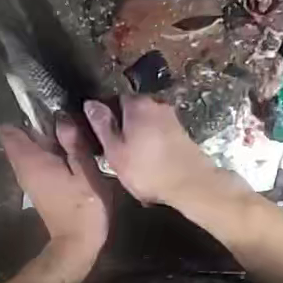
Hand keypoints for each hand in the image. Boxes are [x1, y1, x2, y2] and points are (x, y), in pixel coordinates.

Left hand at [0, 116, 111, 278]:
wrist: (77, 243)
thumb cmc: (84, 207)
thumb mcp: (87, 172)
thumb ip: (74, 143)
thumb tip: (63, 118)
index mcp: (31, 160)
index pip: (9, 131)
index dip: (27, 117)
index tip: (50, 114)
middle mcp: (22, 168)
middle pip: (21, 138)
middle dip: (41, 128)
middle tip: (71, 127)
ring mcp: (28, 179)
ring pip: (31, 150)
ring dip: (48, 143)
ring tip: (75, 141)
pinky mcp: (37, 188)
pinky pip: (37, 162)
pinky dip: (50, 156)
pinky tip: (72, 160)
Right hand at [83, 96, 238, 208]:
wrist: (192, 185)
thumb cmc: (148, 170)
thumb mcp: (115, 151)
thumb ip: (102, 125)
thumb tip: (90, 103)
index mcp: (137, 104)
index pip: (115, 98)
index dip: (105, 114)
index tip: (100, 132)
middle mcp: (157, 104)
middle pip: (133, 110)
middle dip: (124, 125)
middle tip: (115, 148)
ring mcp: (172, 118)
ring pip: (147, 123)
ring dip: (140, 136)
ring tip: (133, 158)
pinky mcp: (183, 134)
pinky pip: (160, 134)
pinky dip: (153, 143)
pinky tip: (150, 161)